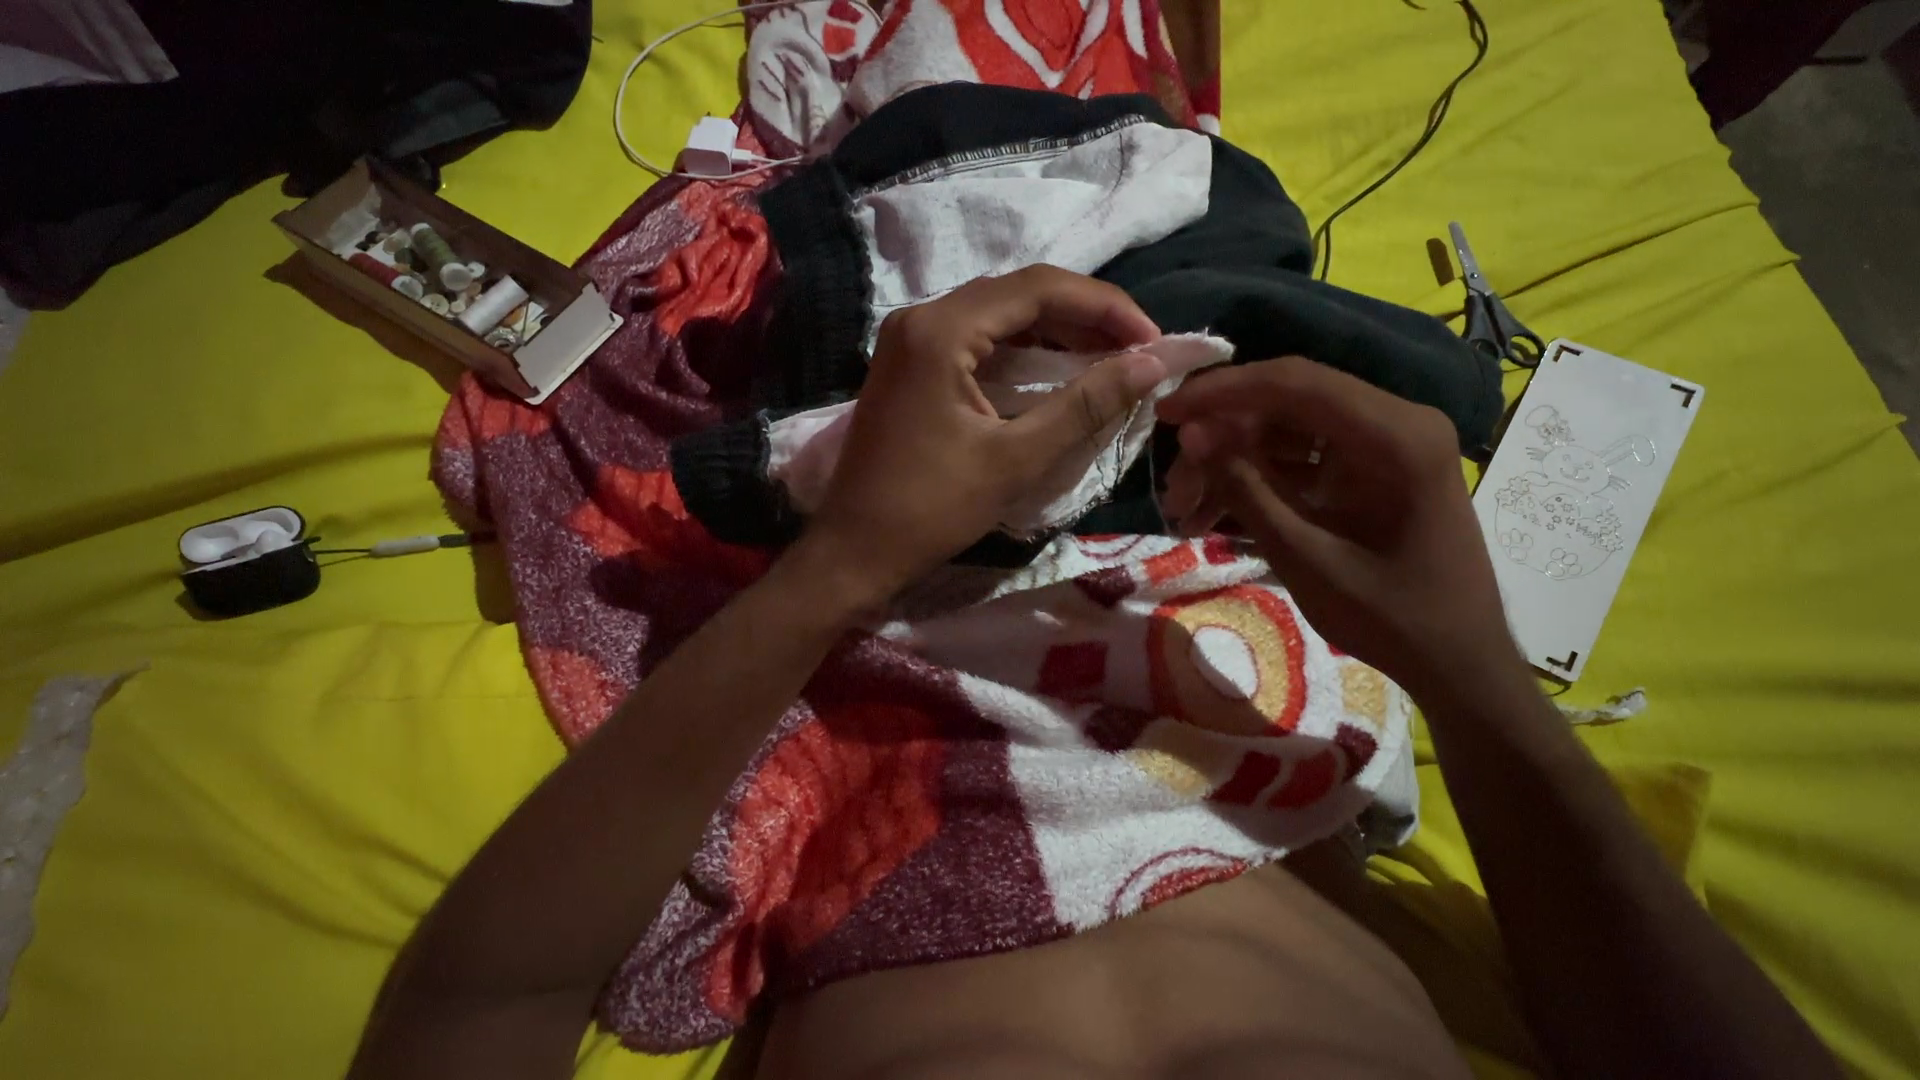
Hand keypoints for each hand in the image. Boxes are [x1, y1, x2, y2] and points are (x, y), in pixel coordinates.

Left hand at [799, 264, 1165, 603]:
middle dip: (1084, 316)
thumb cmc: (932, 508)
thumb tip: (1152, 363)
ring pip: (999, 315)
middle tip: (1137, 349)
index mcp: (940, 329)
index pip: (1038, 288)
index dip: (1104, 307)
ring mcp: (911, 338)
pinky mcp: (911, 363)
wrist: (855, 550)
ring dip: (1056, 332)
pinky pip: (978, 339)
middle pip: (1018, 293)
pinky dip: (1022, 351)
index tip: (1153, 339)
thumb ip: (1086, 404)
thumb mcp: (1017, 458)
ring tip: (1109, 360)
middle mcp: (921, 317)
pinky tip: (1059, 372)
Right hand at [1156, 356, 1526, 702]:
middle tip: (1171, 491)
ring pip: (1284, 433)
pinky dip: (1256, 484)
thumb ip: (1246, 488)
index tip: (1164, 413)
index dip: (1222, 392)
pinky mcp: (1368, 471)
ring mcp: (1381, 446)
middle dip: (1220, 442)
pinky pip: (1300, 460)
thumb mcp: (1305, 557)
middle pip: (1284, 406)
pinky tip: (1212, 520)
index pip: (1294, 383)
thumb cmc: (1391, 616)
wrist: (1457, 663)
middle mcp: (1393, 422)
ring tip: (1183, 515)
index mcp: (1395, 434)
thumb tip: (1191, 434)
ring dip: (1230, 467)